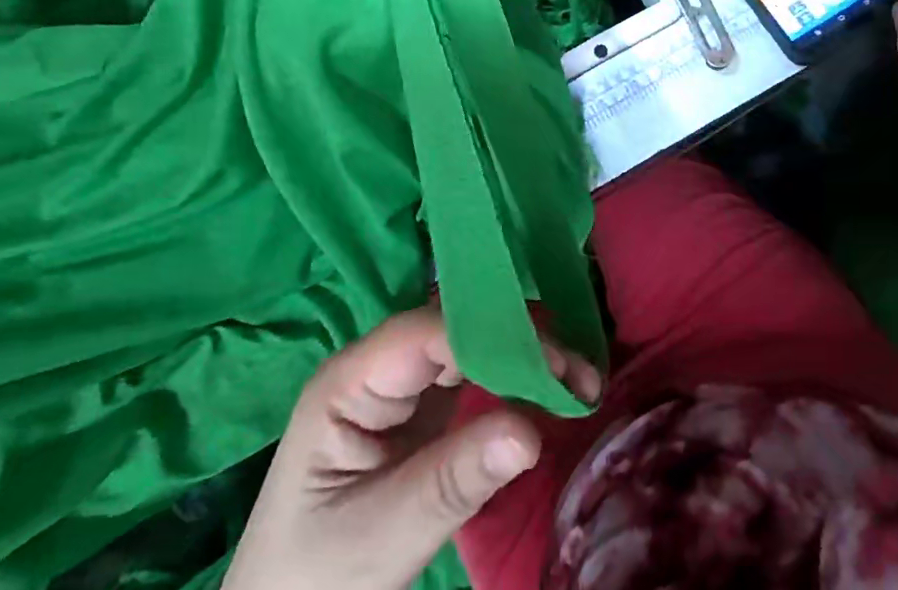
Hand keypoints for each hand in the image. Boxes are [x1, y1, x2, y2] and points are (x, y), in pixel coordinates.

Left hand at [223, 305, 601, 589]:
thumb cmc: (316, 575)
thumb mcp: (383, 536)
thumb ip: (453, 480)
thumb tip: (530, 428)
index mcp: (350, 381)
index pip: (428, 333)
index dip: (493, 336)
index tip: (554, 364)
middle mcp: (378, 369)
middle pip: (455, 332)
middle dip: (520, 343)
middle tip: (581, 377)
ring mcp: (402, 388)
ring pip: (471, 349)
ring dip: (525, 360)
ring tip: (580, 384)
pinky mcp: (422, 412)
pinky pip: (474, 380)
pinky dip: (515, 384)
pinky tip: (550, 396)